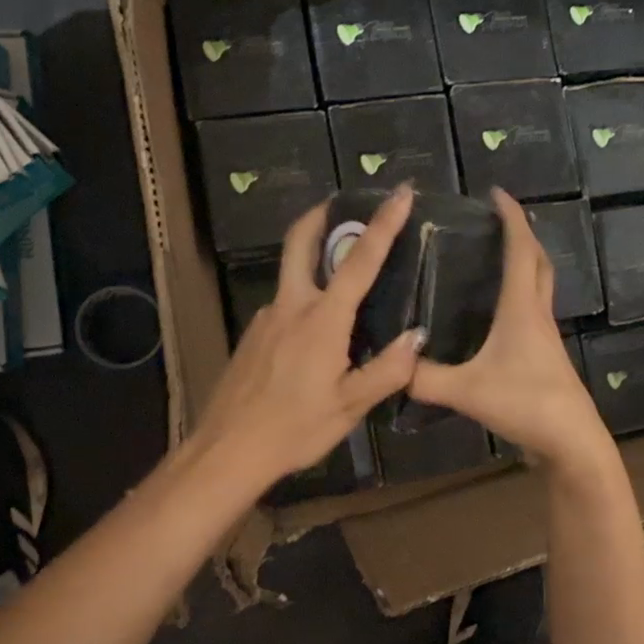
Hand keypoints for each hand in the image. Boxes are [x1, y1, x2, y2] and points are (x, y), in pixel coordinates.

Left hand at [189, 185, 423, 490]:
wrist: (227, 451)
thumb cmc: (294, 429)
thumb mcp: (349, 407)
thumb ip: (387, 371)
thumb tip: (416, 337)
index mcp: (321, 320)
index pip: (358, 260)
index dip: (383, 223)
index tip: (401, 192)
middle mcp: (290, 307)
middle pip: (300, 244)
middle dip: (320, 217)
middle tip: (341, 205)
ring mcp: (265, 320)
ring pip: (292, 279)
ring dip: (315, 267)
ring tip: (346, 290)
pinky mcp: (252, 338)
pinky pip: (284, 309)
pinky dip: (304, 304)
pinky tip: (316, 339)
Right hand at [410, 189, 610, 462]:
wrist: (571, 443)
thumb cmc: (526, 404)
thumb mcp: (468, 391)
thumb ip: (425, 378)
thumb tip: (386, 365)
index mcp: (523, 309)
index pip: (520, 250)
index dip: (511, 218)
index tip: (496, 192)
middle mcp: (538, 316)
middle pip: (538, 263)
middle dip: (522, 235)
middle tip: (497, 221)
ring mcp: (546, 338)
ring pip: (539, 288)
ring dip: (524, 265)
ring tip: (494, 258)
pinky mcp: (546, 359)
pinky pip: (533, 314)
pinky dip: (519, 298)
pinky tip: (497, 314)